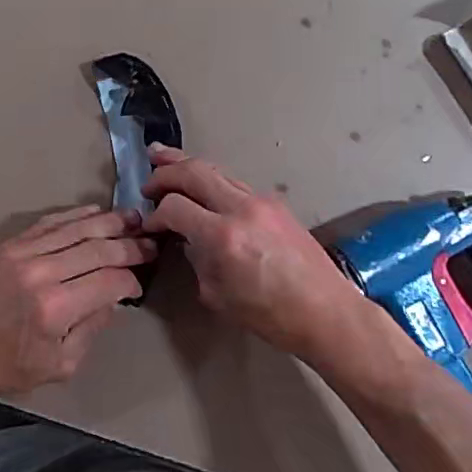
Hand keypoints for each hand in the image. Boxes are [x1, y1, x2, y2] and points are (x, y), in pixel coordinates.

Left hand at [0, 206, 154, 401]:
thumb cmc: (8, 367)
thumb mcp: (61, 365)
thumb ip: (93, 327)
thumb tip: (115, 296)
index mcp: (56, 309)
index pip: (111, 281)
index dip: (132, 279)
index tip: (140, 282)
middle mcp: (42, 274)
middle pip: (100, 248)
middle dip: (131, 245)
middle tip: (151, 243)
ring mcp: (24, 254)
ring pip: (79, 228)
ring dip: (112, 222)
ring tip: (134, 219)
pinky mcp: (11, 245)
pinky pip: (53, 222)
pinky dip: (79, 215)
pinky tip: (99, 213)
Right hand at [142, 145, 373, 362]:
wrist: (324, 309)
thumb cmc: (271, 314)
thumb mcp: (217, 295)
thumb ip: (197, 260)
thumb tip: (188, 240)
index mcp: (223, 236)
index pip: (175, 207)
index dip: (155, 215)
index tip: (148, 224)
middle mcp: (242, 208)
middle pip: (194, 171)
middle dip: (166, 172)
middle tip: (148, 181)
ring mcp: (262, 201)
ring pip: (217, 170)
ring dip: (189, 165)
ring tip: (164, 157)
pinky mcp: (276, 203)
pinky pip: (236, 184)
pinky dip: (213, 180)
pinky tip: (203, 186)